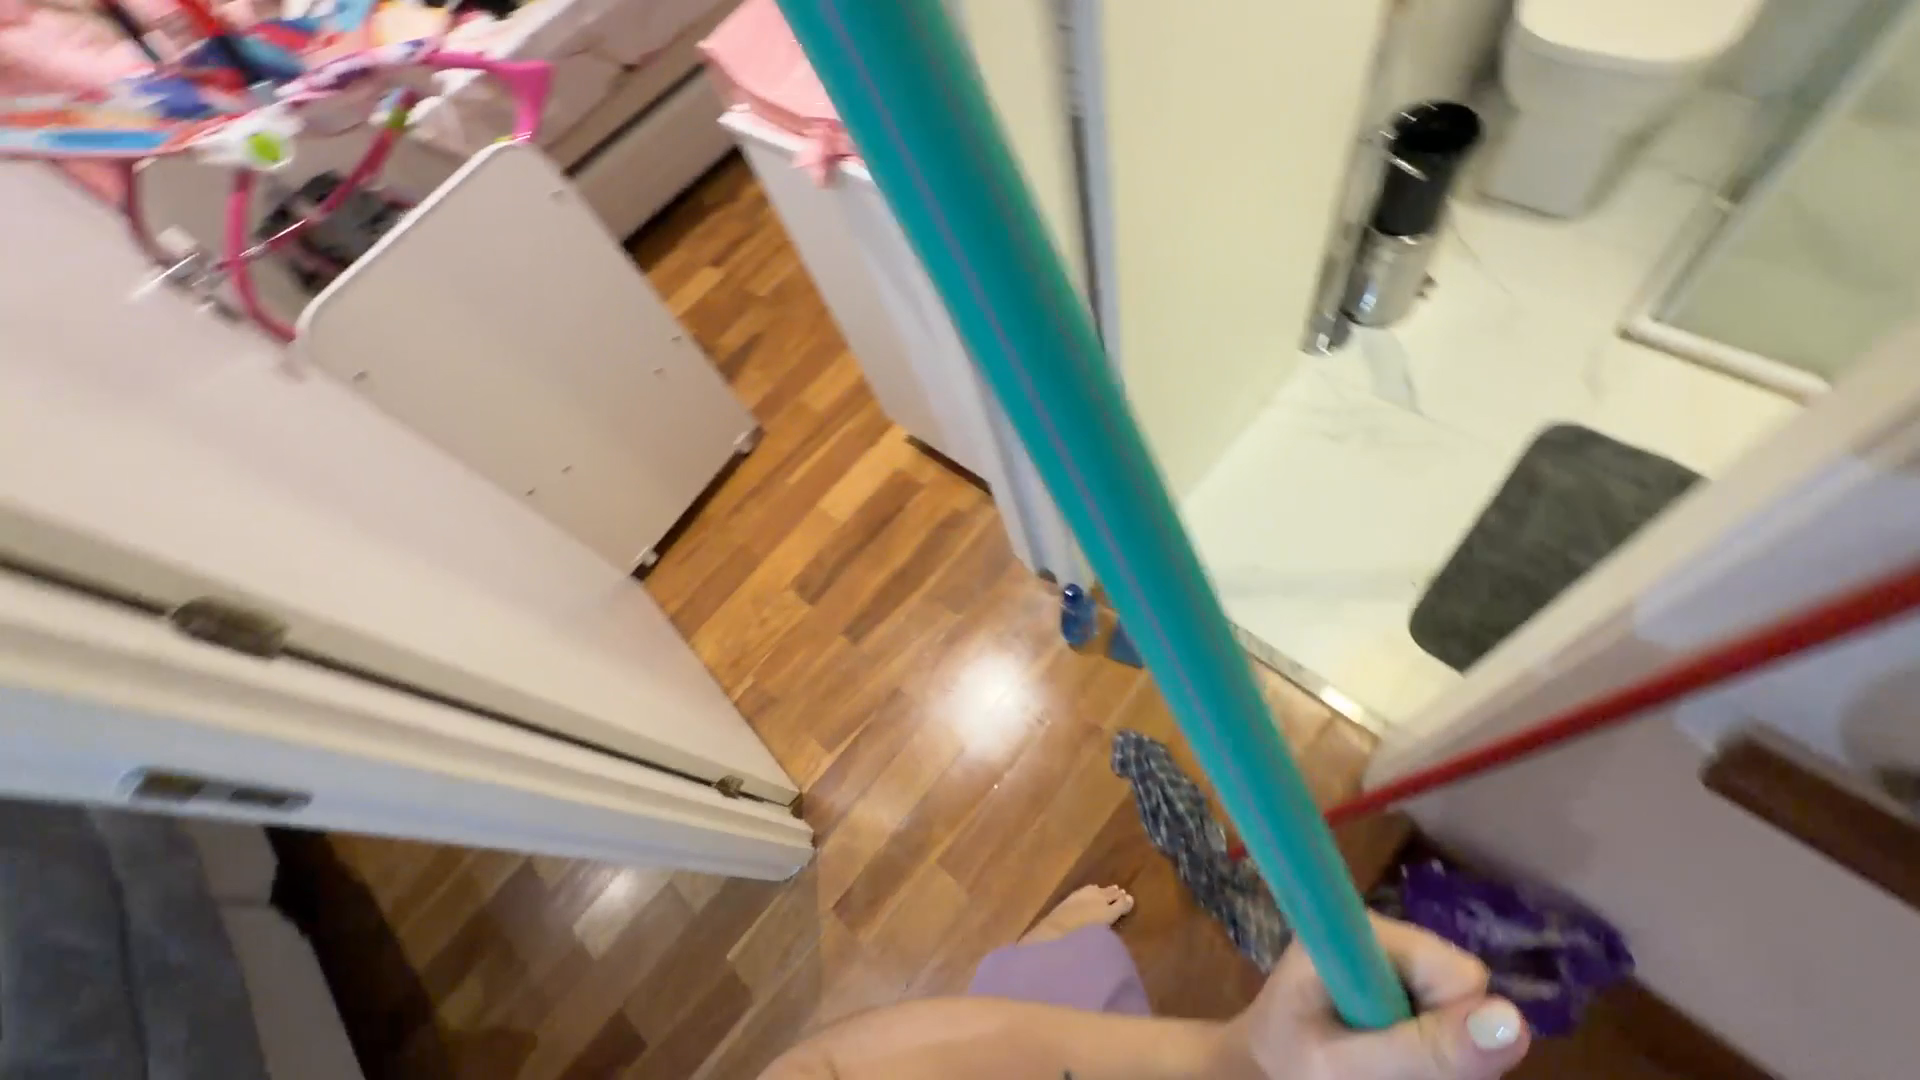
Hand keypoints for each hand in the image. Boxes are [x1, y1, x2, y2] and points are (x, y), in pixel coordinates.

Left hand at [1220, 915, 1529, 1079]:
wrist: (1262, 1070)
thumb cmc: (1288, 1064)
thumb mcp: (1347, 1069)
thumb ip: (1426, 1049)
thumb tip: (1516, 1020)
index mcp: (1360, 930)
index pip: (1459, 974)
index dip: (1450, 1021)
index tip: (1400, 1046)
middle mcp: (1386, 937)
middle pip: (1468, 1002)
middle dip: (1443, 1048)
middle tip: (1383, 1068)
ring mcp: (1398, 963)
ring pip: (1467, 1025)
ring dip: (1436, 1061)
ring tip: (1380, 1068)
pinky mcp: (1406, 990)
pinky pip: (1452, 1036)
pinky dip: (1430, 1063)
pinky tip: (1390, 1067)